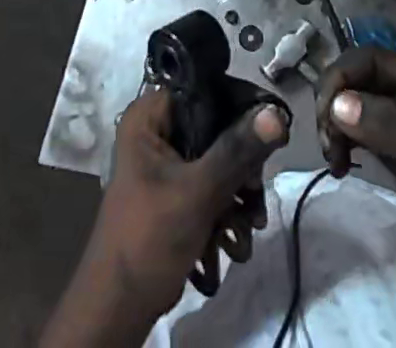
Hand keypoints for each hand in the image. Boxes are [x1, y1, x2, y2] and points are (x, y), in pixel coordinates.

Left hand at [45, 90, 288, 344]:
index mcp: (149, 116)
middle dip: (243, 162)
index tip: (269, 127)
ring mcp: (167, 161)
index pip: (204, 88)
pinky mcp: (177, 189)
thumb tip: (276, 114)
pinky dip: (229, 204)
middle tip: (256, 188)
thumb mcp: (197, 191)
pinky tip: (241, 233)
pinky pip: (213, 180)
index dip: (240, 103)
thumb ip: (237, 149)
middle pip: (217, 124)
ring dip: (241, 189)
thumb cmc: (148, 238)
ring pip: (220, 155)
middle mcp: (157, 130)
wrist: (119, 308)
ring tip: (252, 221)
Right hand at [318, 48, 395, 285]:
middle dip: (334, 106)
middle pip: (357, 78)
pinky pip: (360, 128)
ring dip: (335, 126)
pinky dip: (344, 141)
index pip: (369, 59)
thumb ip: (391, 128)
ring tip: (334, 161)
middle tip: (328, 147)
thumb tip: (338, 103)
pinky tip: (341, 165)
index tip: (324, 120)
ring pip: (354, 102)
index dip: (340, 80)